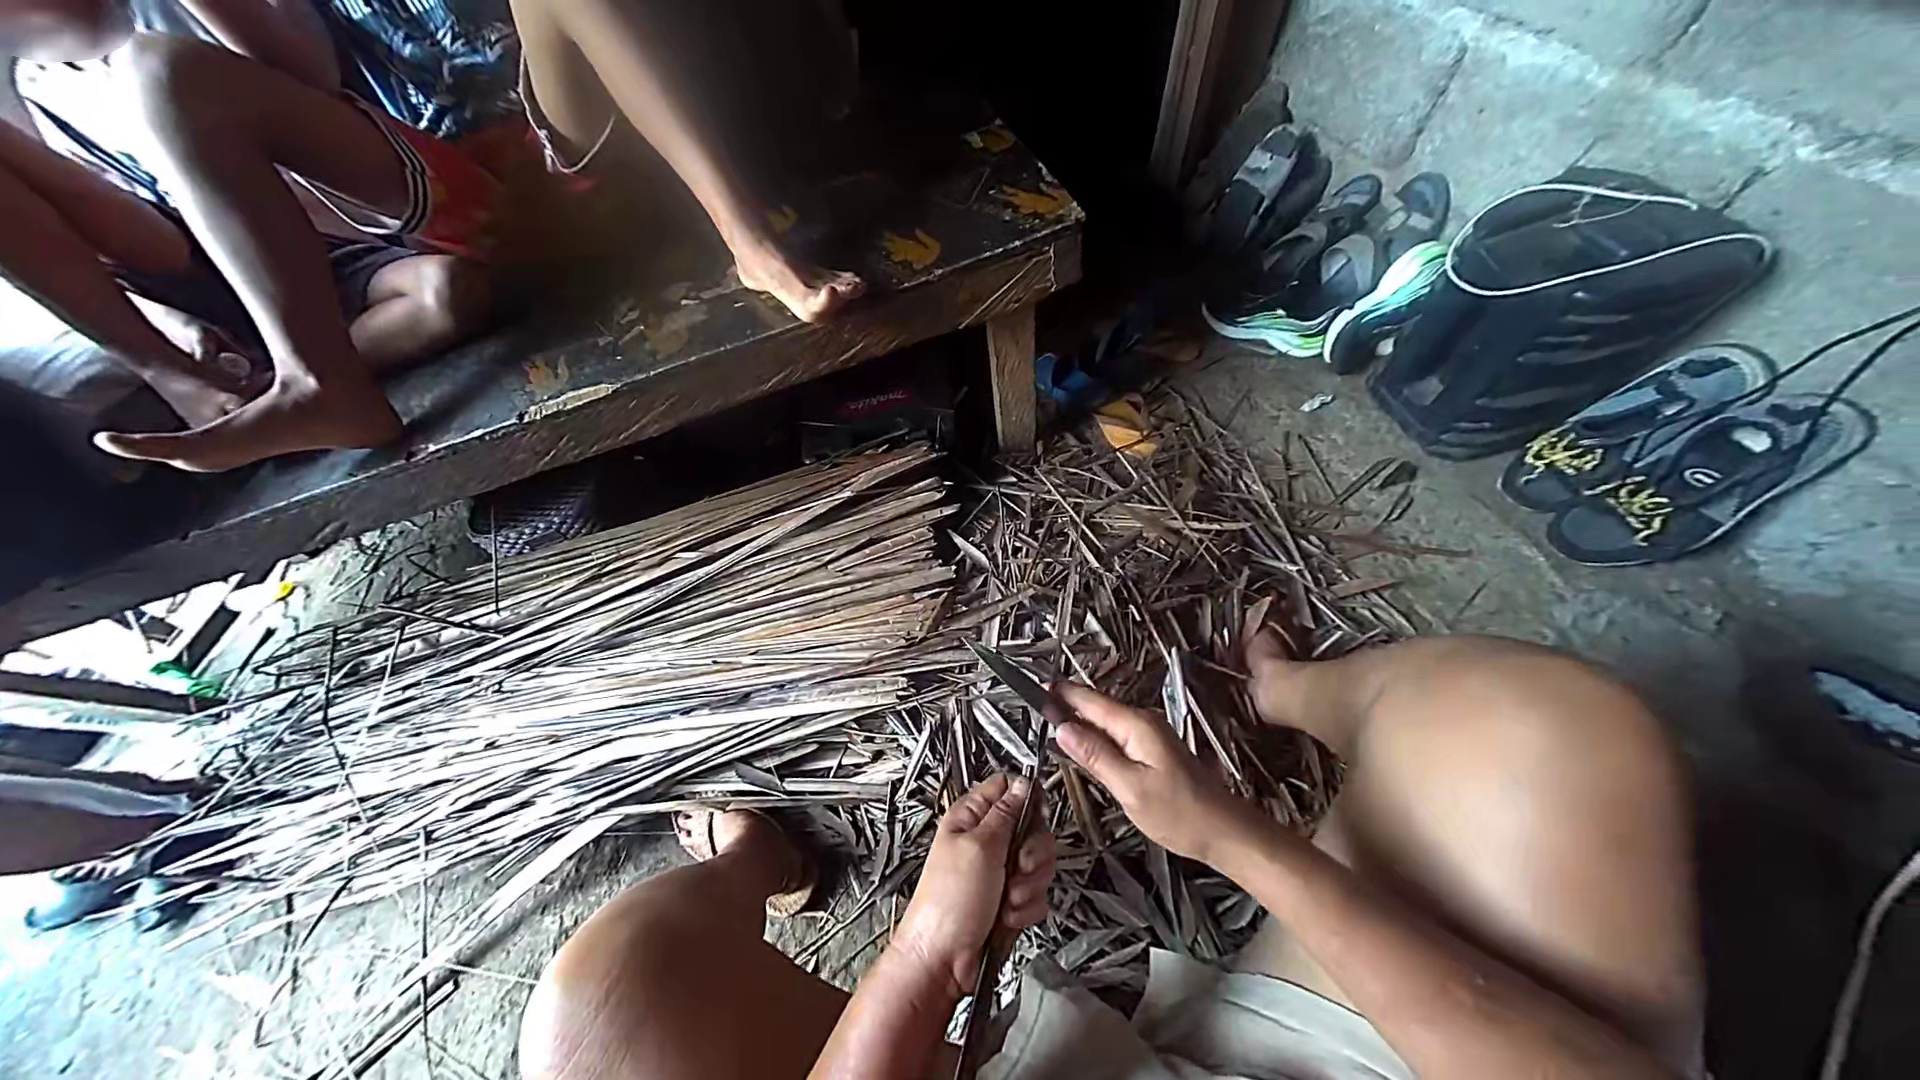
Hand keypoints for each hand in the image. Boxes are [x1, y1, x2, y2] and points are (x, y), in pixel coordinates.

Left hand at [894, 774, 1055, 997]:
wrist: (943, 961)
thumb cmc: (947, 903)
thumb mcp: (980, 847)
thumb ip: (1006, 813)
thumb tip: (1023, 783)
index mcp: (972, 817)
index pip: (1009, 788)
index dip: (1027, 800)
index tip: (1030, 822)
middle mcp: (986, 840)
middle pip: (1032, 827)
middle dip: (1032, 852)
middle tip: (1016, 867)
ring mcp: (999, 870)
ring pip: (1038, 863)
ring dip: (1028, 885)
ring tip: (1006, 897)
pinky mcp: (1010, 898)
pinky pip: (1036, 894)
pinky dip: (1026, 908)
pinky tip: (1006, 915)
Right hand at [1048, 682, 1260, 863]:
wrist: (1226, 832)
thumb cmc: (1183, 814)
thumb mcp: (1130, 787)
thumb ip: (1094, 756)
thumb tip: (1063, 729)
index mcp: (1137, 726)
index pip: (1089, 701)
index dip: (1061, 694)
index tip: (1035, 690)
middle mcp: (1143, 723)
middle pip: (1095, 707)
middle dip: (1065, 705)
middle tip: (1035, 708)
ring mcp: (1149, 736)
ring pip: (1104, 721)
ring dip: (1078, 721)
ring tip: (1049, 723)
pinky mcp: (1152, 750)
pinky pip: (1115, 735)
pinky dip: (1094, 736)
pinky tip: (1082, 747)